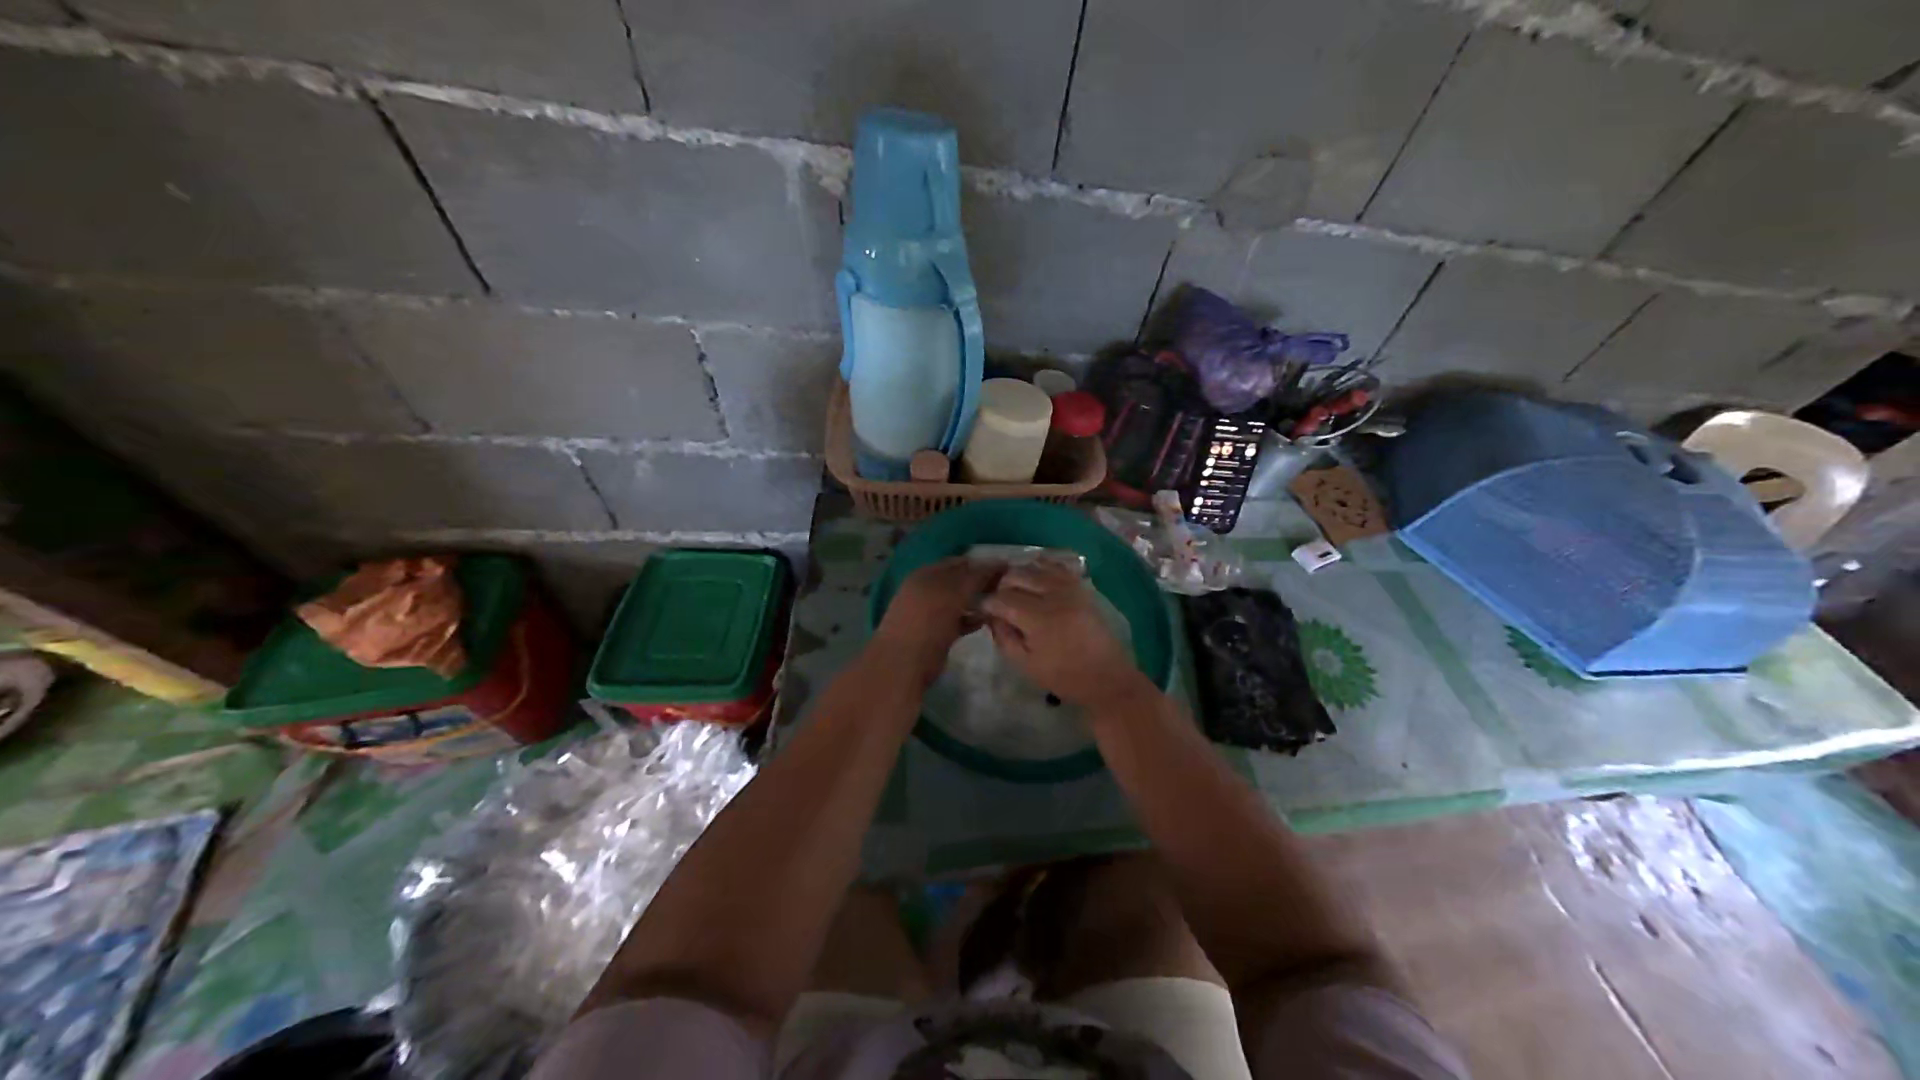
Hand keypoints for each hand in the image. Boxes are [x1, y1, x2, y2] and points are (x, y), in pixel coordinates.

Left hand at [870, 557, 1003, 683]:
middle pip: (961, 581)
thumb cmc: (928, 621)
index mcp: (927, 574)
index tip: (1008, 569)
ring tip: (1001, 605)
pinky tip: (986, 621)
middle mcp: (928, 589)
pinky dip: (972, 619)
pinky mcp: (937, 633)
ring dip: (979, 602)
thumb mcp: (954, 592)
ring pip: (960, 601)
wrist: (905, 662)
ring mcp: (931, 612)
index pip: (960, 562)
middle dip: (982, 583)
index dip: (982, 563)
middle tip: (1008, 588)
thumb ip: (975, 577)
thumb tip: (997, 563)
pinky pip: (959, 620)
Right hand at [981, 560, 1148, 710]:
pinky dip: (1041, 567)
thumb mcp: (1025, 664)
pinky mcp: (1081, 586)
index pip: (1001, 598)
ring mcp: (1070, 587)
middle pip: (1016, 575)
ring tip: (1013, 589)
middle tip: (997, 601)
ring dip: (1019, 575)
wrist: (1106, 676)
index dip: (987, 603)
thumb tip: (992, 616)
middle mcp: (1053, 595)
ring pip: (1034, 566)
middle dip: (1001, 586)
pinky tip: (1034, 577)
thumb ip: (1004, 637)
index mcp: (1038, 618)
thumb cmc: (1063, 676)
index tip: (981, 609)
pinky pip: (1056, 566)